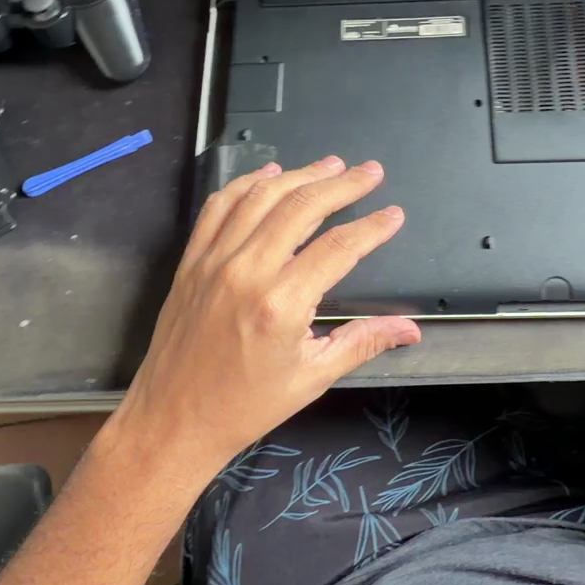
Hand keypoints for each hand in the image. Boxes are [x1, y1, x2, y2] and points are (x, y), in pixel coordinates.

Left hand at [115, 157, 420, 473]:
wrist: (173, 420)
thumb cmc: (246, 406)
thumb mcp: (312, 378)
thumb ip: (362, 342)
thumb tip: (411, 330)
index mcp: (281, 304)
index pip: (338, 248)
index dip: (372, 227)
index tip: (394, 214)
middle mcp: (247, 270)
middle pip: (301, 207)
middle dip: (342, 185)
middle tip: (370, 171)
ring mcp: (214, 259)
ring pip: (261, 197)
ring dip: (300, 174)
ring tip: (331, 165)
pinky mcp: (192, 259)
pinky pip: (219, 206)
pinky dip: (246, 184)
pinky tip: (270, 174)